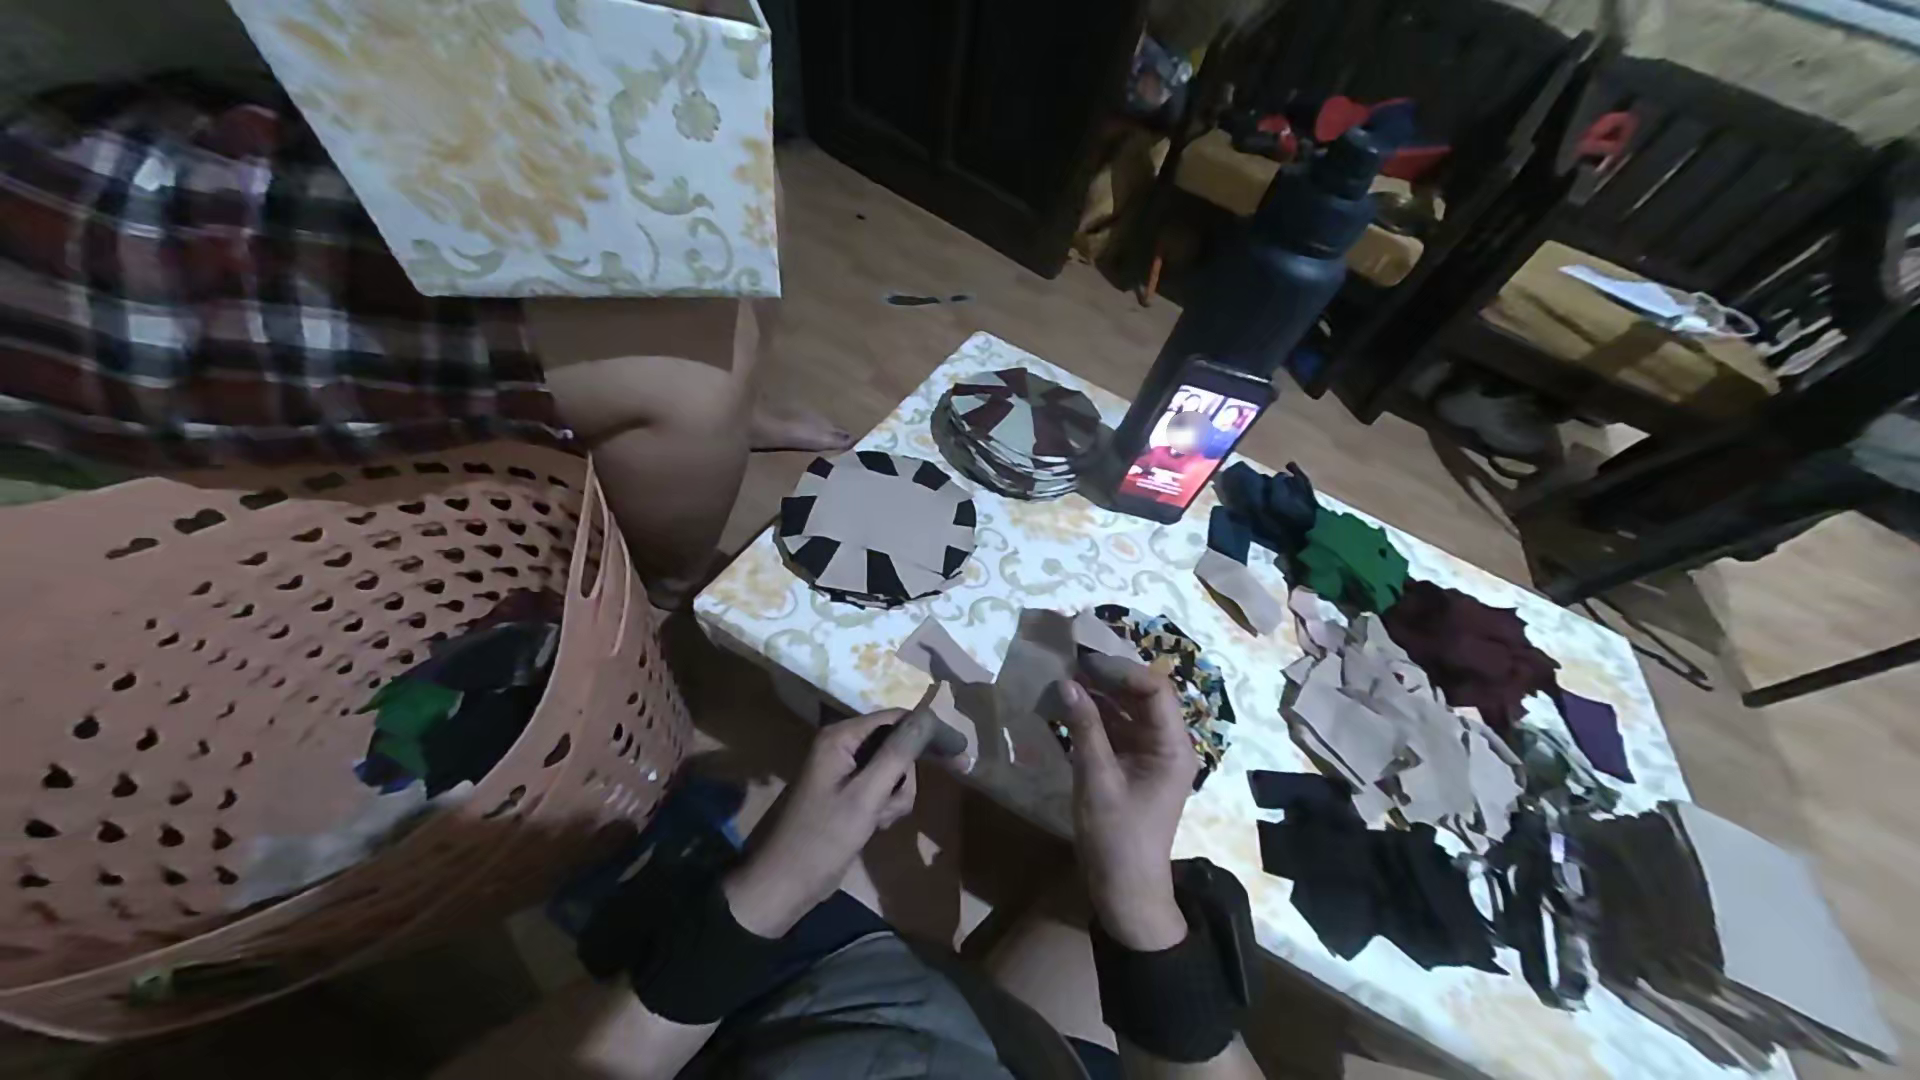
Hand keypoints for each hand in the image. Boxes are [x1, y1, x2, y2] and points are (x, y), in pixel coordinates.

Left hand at [722, 707, 945, 936]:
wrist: (783, 886)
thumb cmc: (822, 839)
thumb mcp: (866, 796)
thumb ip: (898, 753)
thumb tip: (929, 714)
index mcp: (841, 737)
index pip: (897, 718)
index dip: (930, 731)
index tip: (961, 751)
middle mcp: (843, 745)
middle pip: (896, 743)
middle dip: (906, 774)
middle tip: (925, 793)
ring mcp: (844, 769)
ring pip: (892, 769)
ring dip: (896, 795)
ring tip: (881, 820)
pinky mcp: (847, 792)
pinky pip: (881, 787)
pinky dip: (886, 804)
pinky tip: (876, 826)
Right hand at [1053, 653, 1197, 950]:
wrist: (1123, 891)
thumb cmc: (1116, 837)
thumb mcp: (1097, 778)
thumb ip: (1084, 727)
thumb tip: (1066, 682)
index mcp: (1172, 747)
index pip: (1155, 690)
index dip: (1122, 671)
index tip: (1084, 663)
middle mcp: (1166, 743)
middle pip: (1141, 694)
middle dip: (1106, 677)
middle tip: (1068, 662)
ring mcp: (1148, 752)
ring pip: (1125, 708)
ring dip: (1096, 693)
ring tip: (1062, 677)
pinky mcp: (1130, 762)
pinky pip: (1114, 727)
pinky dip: (1092, 714)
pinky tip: (1066, 704)